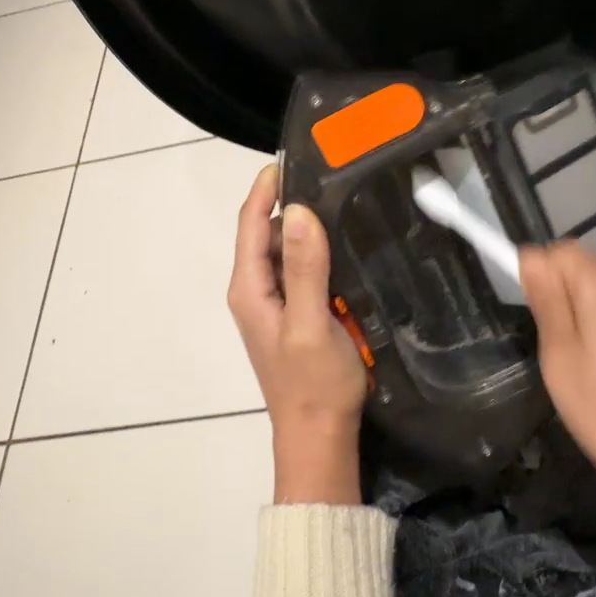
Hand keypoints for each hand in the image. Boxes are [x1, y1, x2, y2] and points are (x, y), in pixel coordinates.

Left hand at [228, 163, 366, 504]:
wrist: (319, 437)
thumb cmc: (313, 382)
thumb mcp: (310, 322)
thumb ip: (305, 268)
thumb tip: (300, 209)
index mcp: (250, 287)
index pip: (251, 223)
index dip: (266, 188)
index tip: (293, 158)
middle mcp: (255, 290)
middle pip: (268, 233)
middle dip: (292, 204)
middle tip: (333, 177)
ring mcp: (274, 304)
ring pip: (287, 252)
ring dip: (308, 230)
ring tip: (344, 203)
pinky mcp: (294, 315)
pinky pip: (301, 272)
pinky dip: (317, 255)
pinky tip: (346, 247)